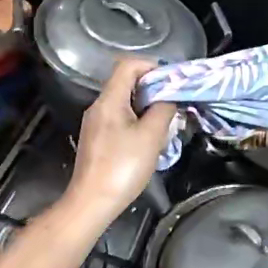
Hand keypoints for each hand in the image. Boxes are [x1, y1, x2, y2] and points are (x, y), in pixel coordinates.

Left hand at [59, 59, 177, 228]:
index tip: (173, 82)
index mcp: (109, 100)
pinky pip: (120, 121)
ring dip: (148, 109)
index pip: (128, 65)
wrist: (92, 202)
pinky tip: (150, 142)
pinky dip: (138, 123)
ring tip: (166, 126)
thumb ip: (163, 110)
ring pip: (125, 104)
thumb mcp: (151, 136)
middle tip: (175, 106)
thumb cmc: (123, 167)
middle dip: (154, 90)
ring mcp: (96, 124)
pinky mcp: (98, 140)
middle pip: (127, 83)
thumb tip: (169, 97)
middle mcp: (99, 107)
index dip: (152, 67)